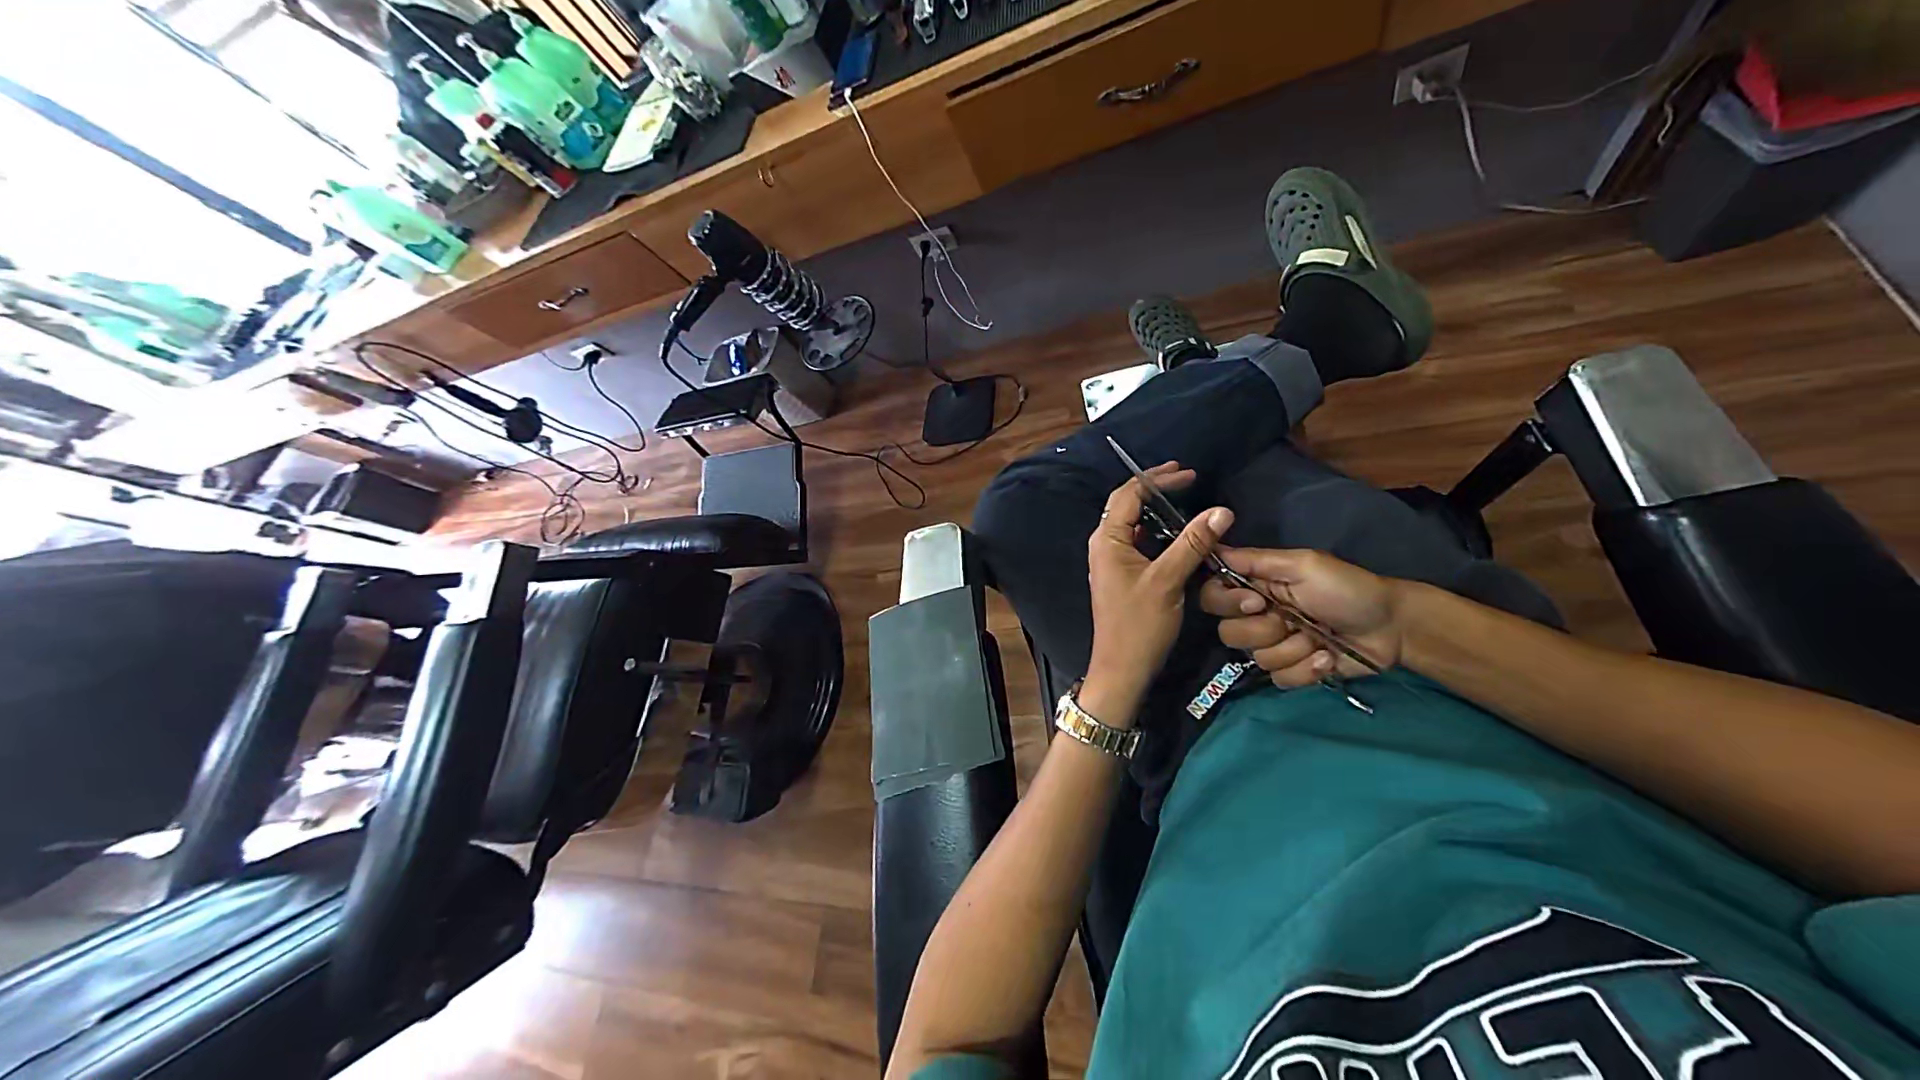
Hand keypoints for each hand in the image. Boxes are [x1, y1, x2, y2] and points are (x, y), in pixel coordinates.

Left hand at [1085, 462, 1233, 715]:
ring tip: (1185, 501)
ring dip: (1156, 510)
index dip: (1157, 479)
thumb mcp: (1167, 580)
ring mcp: (1110, 561)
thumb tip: (1221, 511)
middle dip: (1155, 489)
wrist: (1122, 668)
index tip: (1189, 474)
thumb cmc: (1139, 624)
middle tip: (1186, 479)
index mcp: (1107, 540)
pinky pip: (1137, 542)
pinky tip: (1177, 534)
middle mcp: (1104, 545)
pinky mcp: (1121, 575)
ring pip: (1133, 524)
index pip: (1128, 495)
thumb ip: (1192, 543)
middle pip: (1127, 505)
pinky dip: (1157, 532)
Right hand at [1198, 548, 1404, 686]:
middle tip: (1293, 621)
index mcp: (1256, 588)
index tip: (1257, 602)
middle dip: (1264, 630)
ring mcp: (1276, 646)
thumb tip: (1213, 547)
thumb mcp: (1304, 565)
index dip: (1227, 603)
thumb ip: (1257, 560)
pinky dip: (1306, 669)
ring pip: (1257, 658)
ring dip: (1293, 649)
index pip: (1212, 597)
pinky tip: (1326, 657)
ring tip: (1319, 639)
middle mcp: (1258, 617)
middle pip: (1229, 633)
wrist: (1392, 627)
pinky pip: (1279, 678)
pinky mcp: (1293, 670)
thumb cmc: (1348, 588)